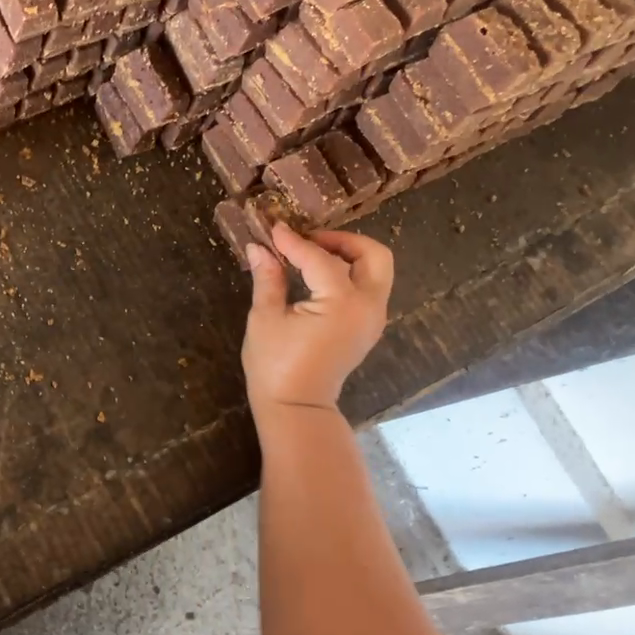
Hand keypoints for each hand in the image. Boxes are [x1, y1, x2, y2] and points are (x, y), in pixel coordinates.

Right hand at [243, 225, 393, 411]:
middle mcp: (368, 306)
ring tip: (312, 257)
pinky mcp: (369, 327)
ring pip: (376, 271)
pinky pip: (368, 289)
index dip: (294, 242)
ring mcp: (373, 317)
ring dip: (349, 257)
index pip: (319, 259)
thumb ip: (268, 279)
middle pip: (372, 255)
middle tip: (309, 241)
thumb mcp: (265, 318)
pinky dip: (350, 275)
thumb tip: (258, 248)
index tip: (274, 229)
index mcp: (342, 303)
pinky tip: (319, 278)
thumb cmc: (274, 365)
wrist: (295, 406)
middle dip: (342, 241)